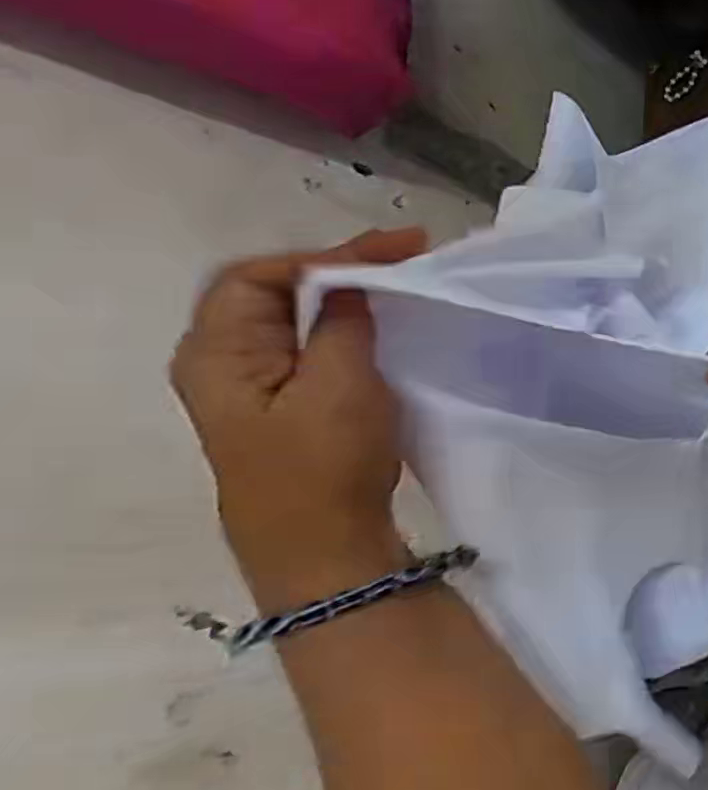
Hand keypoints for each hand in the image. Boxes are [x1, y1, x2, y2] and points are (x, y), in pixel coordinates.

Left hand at [171, 228, 427, 607]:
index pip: (260, 276)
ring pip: (298, 315)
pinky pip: (317, 342)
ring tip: (403, 276)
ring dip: (348, 292)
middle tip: (407, 252)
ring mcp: (261, 382)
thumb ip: (342, 325)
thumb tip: (352, 281)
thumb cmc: (324, 462)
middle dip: (340, 265)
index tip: (396, 249)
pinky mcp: (294, 400)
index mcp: (218, 353)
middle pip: (275, 290)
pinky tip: (387, 319)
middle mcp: (228, 360)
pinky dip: (352, 320)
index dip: (326, 255)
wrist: (322, 540)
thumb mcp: (338, 386)